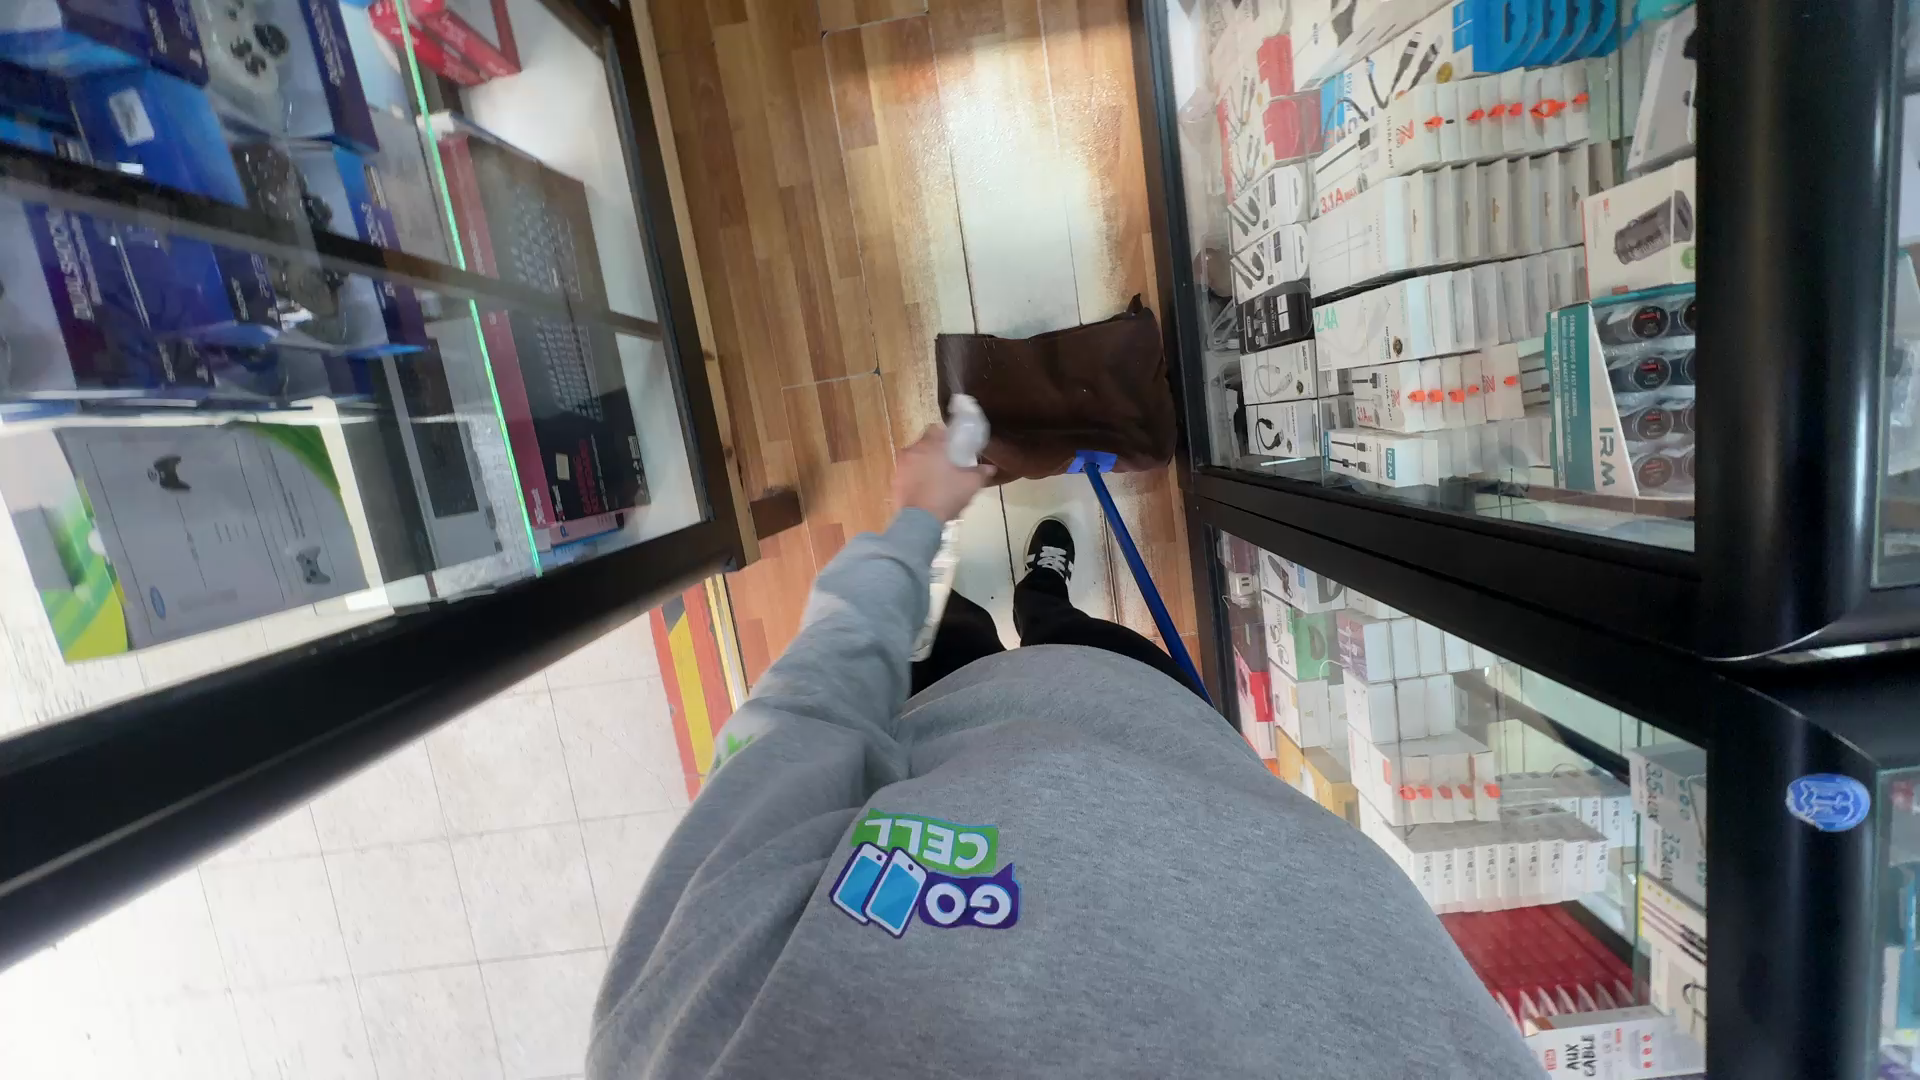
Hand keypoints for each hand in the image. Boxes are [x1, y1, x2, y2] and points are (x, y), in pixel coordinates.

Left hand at [892, 425, 994, 522]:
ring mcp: (900, 467)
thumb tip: (990, 468)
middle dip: (934, 451)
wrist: (919, 521)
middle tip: (947, 463)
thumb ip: (980, 473)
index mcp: (930, 446)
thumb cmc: (946, 495)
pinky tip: (925, 490)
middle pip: (924, 444)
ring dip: (923, 464)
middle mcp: (911, 451)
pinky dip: (915, 478)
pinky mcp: (894, 483)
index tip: (954, 445)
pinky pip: (907, 474)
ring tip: (936, 478)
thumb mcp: (969, 484)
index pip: (935, 428)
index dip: (945, 435)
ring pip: (914, 459)